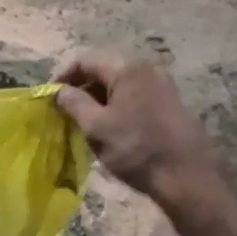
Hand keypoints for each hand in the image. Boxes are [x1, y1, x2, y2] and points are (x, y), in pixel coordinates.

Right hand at [55, 50, 220, 202]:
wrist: (186, 175)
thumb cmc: (136, 150)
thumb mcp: (96, 128)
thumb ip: (74, 104)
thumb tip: (60, 91)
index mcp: (127, 67)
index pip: (85, 60)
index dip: (63, 76)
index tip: (50, 98)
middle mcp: (148, 68)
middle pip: (105, 69)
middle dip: (83, 88)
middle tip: (66, 111)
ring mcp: (163, 84)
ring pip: (122, 84)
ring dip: (100, 98)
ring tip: (86, 122)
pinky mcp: (171, 103)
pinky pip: (137, 96)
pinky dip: (119, 106)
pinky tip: (113, 128)